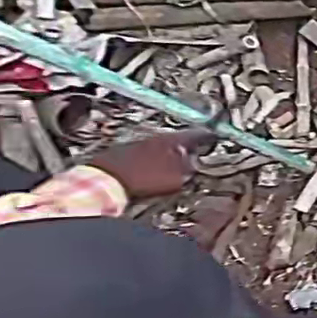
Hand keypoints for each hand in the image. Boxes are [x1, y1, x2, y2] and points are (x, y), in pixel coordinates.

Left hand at [85, 130, 215, 197]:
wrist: (103, 182)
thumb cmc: (143, 179)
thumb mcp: (176, 178)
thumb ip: (190, 170)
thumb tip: (196, 165)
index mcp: (171, 141)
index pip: (195, 135)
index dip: (207, 137)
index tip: (213, 138)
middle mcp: (154, 138)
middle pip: (176, 140)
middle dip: (185, 147)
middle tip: (194, 155)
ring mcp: (136, 145)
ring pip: (159, 146)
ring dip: (168, 155)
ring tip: (173, 167)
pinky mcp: (121, 155)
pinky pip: (144, 154)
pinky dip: (152, 161)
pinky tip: (151, 172)